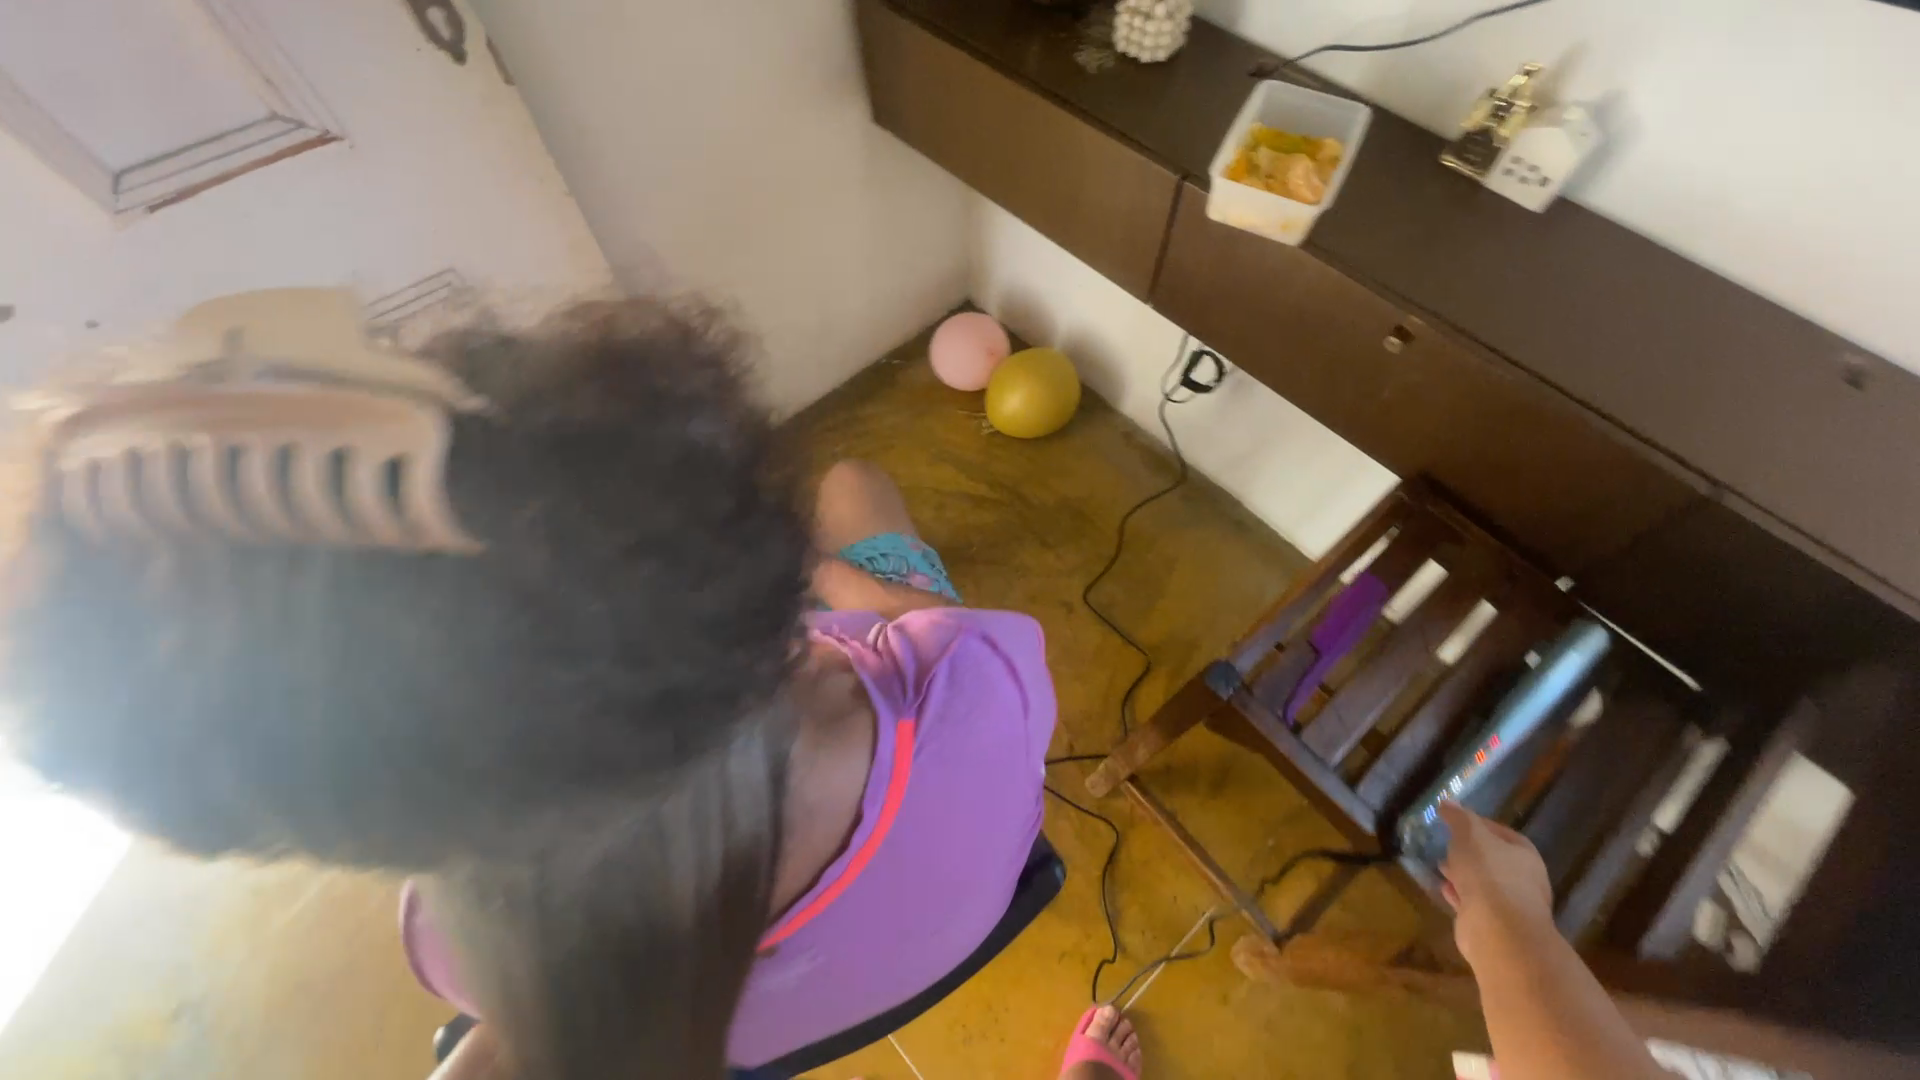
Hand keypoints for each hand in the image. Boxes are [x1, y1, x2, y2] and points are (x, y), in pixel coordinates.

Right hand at [1437, 801, 1554, 969]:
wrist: (1498, 929)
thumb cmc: (1488, 874)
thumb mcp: (1469, 835)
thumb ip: (1459, 818)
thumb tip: (1448, 802)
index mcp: (1525, 856)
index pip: (1504, 834)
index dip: (1480, 825)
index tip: (1455, 821)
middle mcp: (1524, 880)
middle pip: (1494, 860)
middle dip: (1470, 852)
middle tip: (1446, 844)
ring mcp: (1510, 905)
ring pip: (1483, 883)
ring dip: (1463, 874)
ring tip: (1441, 865)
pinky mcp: (1493, 924)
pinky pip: (1473, 903)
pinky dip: (1459, 894)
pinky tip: (1444, 888)